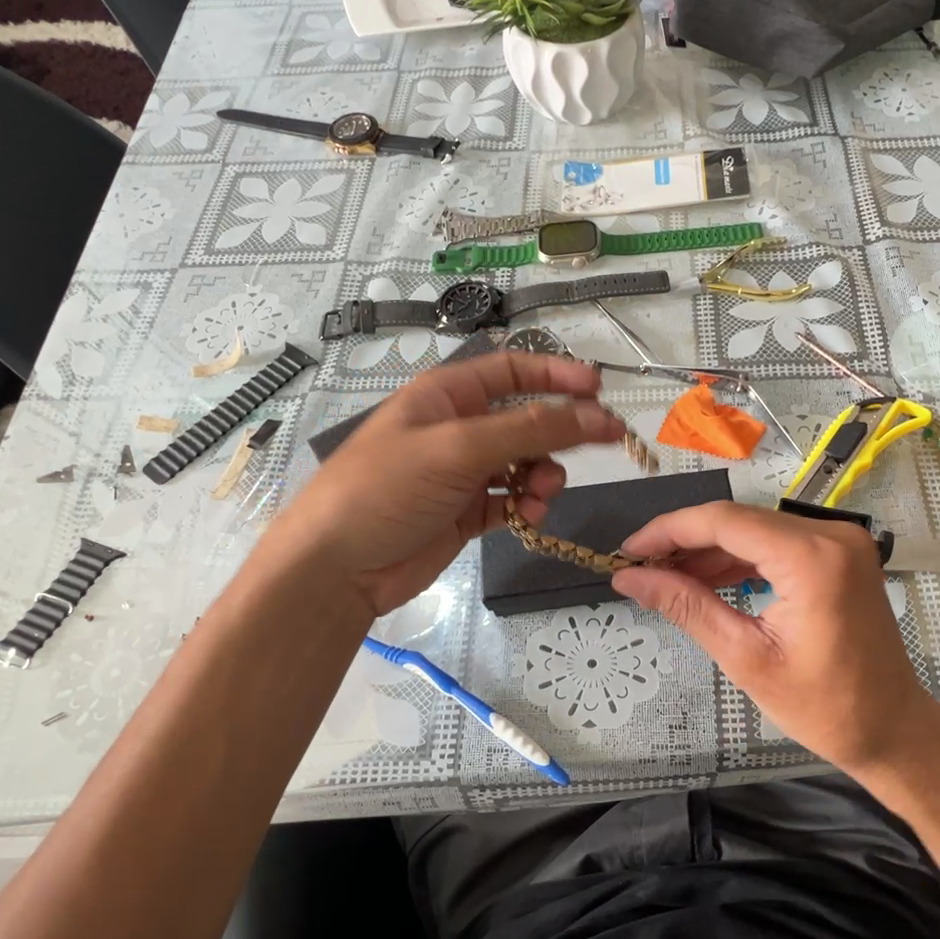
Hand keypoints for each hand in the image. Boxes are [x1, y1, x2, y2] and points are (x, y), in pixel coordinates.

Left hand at [255, 352, 624, 615]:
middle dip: (560, 432)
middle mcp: (458, 428)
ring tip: (543, 492)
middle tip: (601, 444)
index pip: (512, 371)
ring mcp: (463, 473)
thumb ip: (531, 430)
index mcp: (446, 395)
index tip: (600, 389)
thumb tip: (599, 416)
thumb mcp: (459, 448)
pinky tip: (530, 516)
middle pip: (526, 419)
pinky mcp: (467, 513)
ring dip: (544, 474)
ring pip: (526, 463)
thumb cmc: (387, 488)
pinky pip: (514, 500)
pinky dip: (528, 505)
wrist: (338, 567)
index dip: (557, 375)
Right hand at [611, 502, 939, 774]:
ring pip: (756, 530)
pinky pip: (778, 544)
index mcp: (813, 558)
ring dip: (710, 551)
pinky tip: (705, 578)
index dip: (669, 530)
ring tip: (665, 578)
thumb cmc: (823, 706)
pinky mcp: (840, 555)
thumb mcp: (746, 657)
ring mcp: (840, 541)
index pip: (724, 521)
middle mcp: (831, 534)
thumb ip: (686, 606)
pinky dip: (741, 559)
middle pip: (739, 520)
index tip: (628, 551)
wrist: (890, 728)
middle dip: (685, 541)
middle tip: (640, 568)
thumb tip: (630, 578)